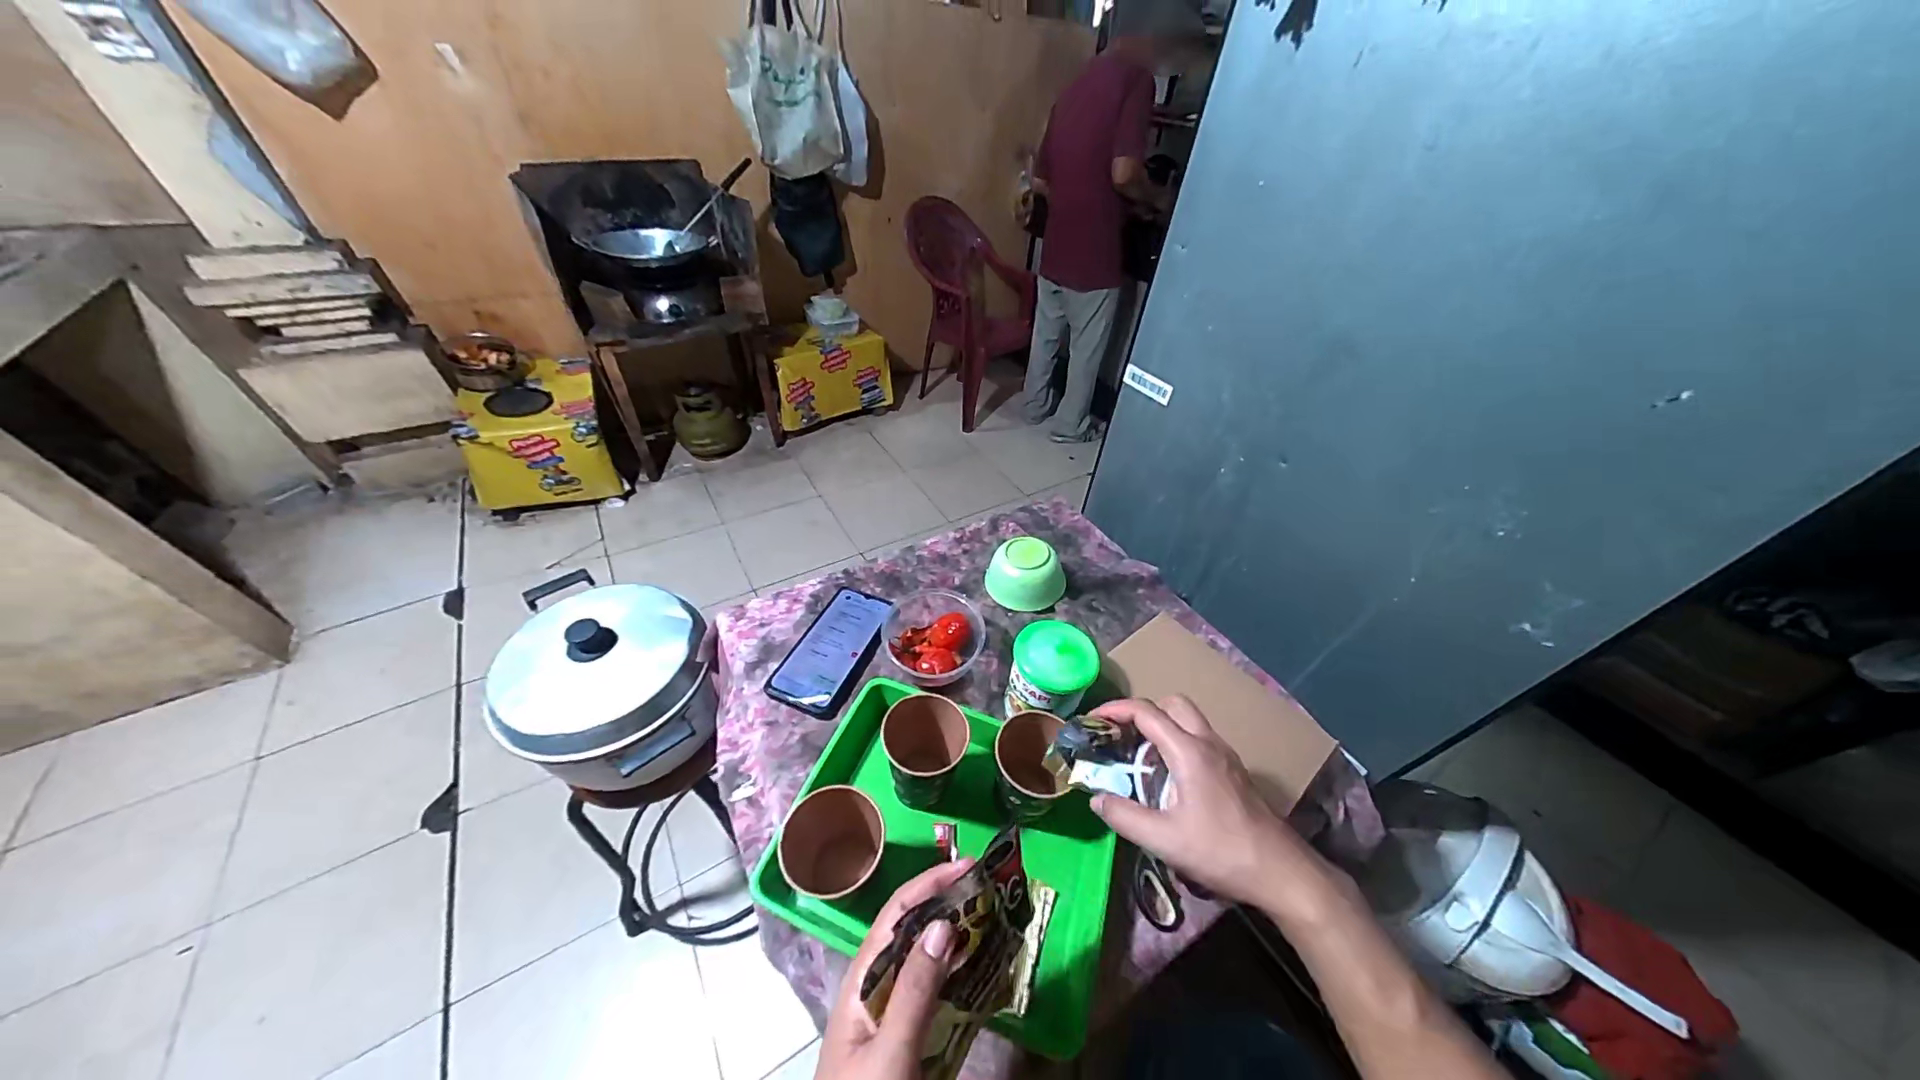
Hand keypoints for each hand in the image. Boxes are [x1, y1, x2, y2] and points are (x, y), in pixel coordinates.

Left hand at [818, 859, 973, 1079]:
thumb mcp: (890, 1052)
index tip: (968, 866)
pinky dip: (957, 969)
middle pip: (911, 929)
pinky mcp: (906, 1034)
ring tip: (990, 914)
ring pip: (924, 956)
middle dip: (946, 901)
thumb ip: (916, 991)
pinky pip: (934, 989)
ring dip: (954, 931)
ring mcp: (890, 1009)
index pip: (896, 915)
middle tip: (988, 885)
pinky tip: (979, 965)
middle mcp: (875, 985)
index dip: (929, 884)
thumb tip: (943, 923)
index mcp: (863, 979)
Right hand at [1088, 696, 1355, 926]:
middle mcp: (1208, 743)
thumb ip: (1125, 816)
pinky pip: (1199, 739)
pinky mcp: (1233, 771)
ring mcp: (1225, 756)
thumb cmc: (1221, 851)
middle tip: (1121, 734)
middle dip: (1142, 711)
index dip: (1116, 709)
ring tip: (1139, 756)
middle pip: (1173, 704)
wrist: (1281, 871)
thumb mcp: (1164, 839)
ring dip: (1161, 726)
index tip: (1094, 719)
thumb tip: (1097, 798)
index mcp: (1189, 752)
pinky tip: (1168, 777)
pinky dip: (1177, 742)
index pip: (1147, 712)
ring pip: (1189, 720)